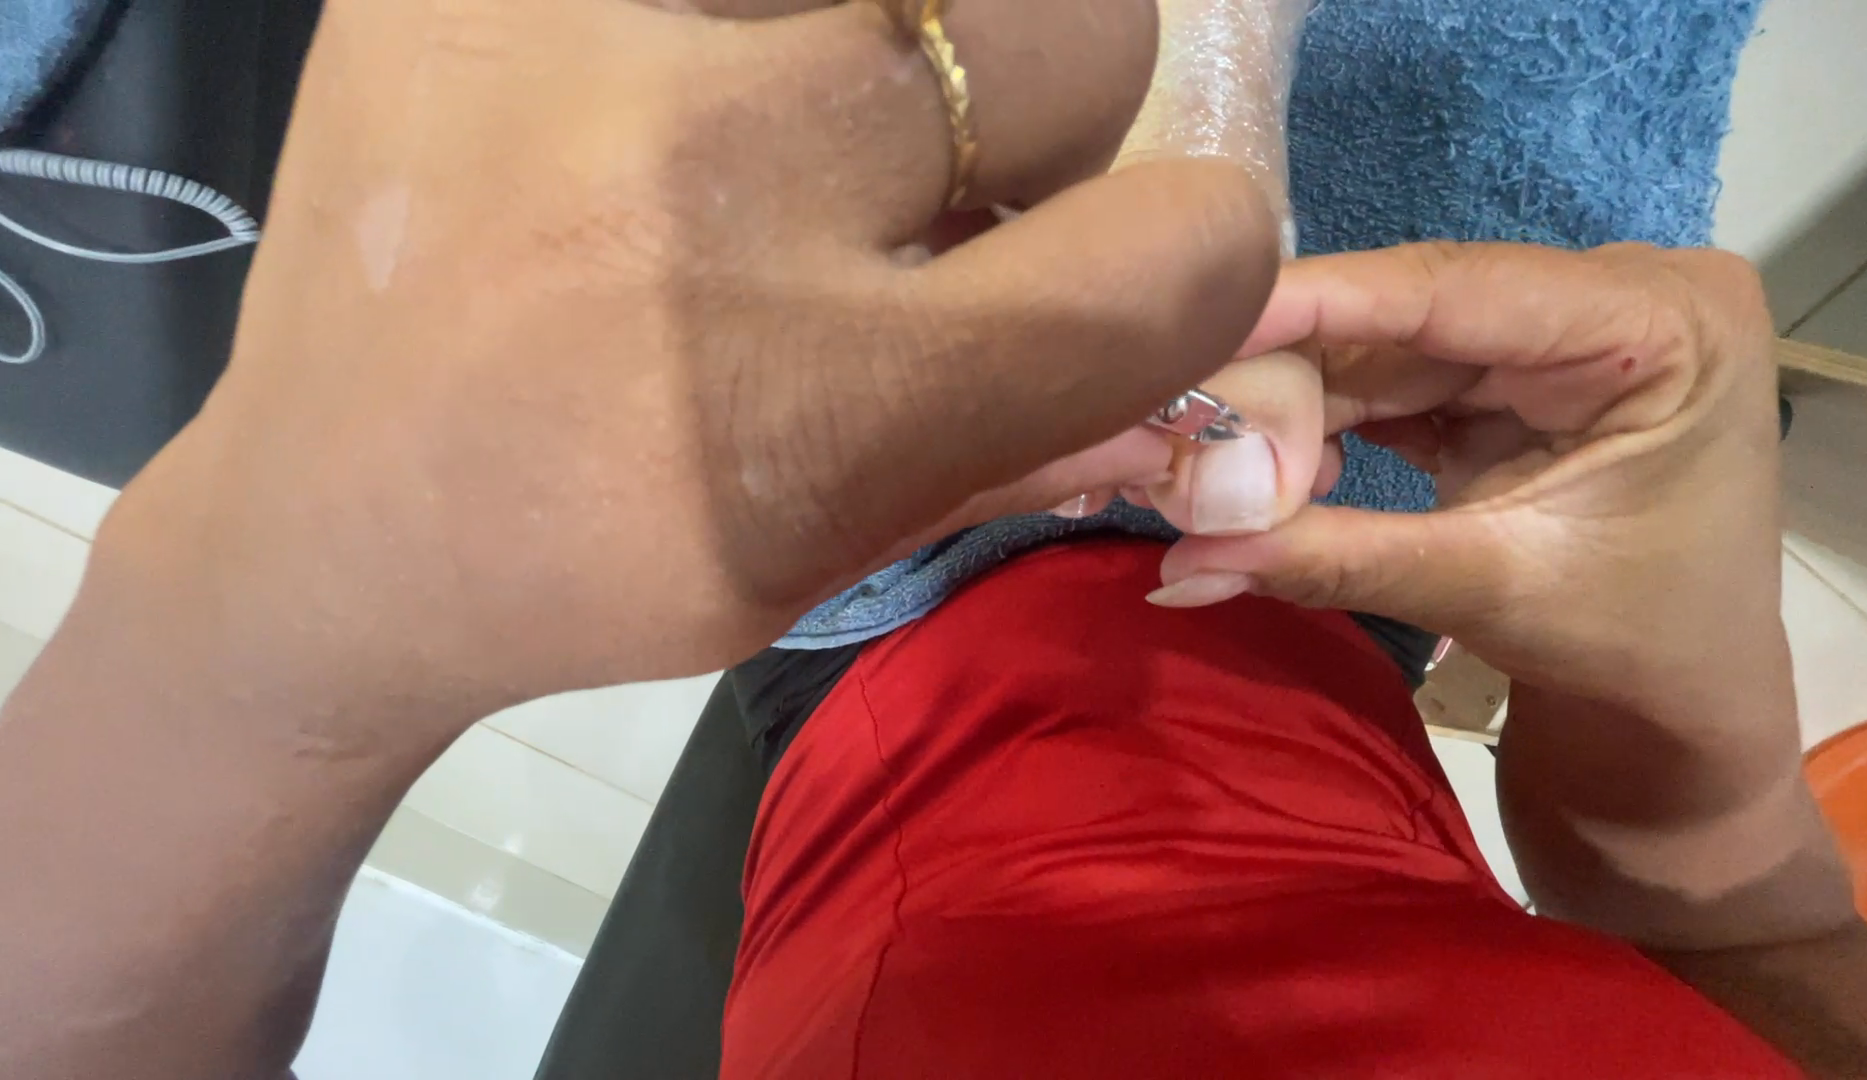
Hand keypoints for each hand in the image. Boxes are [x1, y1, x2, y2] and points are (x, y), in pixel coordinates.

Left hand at [96, 0, 1277, 716]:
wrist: (340, 530)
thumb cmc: (620, 571)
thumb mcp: (841, 555)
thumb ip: (1040, 449)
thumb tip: (1213, 377)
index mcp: (843, 395)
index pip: (1185, 249)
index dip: (1202, 260)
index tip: (1130, 280)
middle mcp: (736, 190)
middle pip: (1086, 27)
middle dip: (1053, 128)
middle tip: (937, 201)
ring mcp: (588, 42)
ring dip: (916, 56)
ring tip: (789, 150)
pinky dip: (767, 28)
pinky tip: (678, 104)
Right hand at [1152, 241, 1786, 723]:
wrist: (1670, 685)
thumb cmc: (1632, 638)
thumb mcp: (1481, 589)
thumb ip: (1327, 561)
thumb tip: (1180, 568)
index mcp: (1652, 324)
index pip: (1446, 290)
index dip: (1310, 305)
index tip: (1196, 327)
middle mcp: (1595, 302)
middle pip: (1393, 321)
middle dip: (1280, 377)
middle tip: (1177, 428)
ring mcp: (1538, 339)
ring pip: (1370, 355)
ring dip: (1285, 411)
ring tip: (1208, 460)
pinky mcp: (1493, 380)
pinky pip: (1378, 387)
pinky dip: (1315, 429)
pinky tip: (1272, 469)